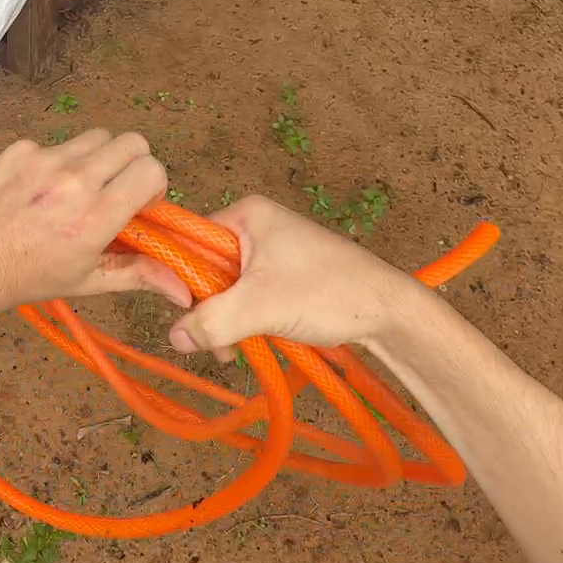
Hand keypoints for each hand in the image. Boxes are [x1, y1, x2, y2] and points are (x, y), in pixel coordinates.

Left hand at [0, 131, 190, 315]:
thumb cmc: (31, 277)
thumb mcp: (89, 281)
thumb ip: (140, 275)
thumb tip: (185, 291)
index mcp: (96, 217)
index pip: (151, 170)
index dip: (153, 183)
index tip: (139, 202)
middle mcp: (74, 182)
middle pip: (131, 142)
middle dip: (131, 163)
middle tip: (114, 188)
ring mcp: (44, 160)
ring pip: (95, 138)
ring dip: (96, 158)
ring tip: (76, 188)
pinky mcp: (20, 150)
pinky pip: (55, 143)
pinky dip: (55, 161)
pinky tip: (38, 190)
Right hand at [167, 196, 423, 358]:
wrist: (389, 311)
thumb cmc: (328, 294)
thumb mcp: (260, 308)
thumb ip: (212, 321)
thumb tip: (173, 337)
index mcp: (246, 214)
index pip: (189, 238)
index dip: (181, 275)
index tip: (182, 310)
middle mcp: (255, 224)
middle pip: (206, 264)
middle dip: (207, 305)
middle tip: (213, 339)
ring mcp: (270, 248)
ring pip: (226, 283)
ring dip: (225, 317)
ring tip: (233, 349)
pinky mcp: (282, 272)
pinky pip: (245, 292)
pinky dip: (243, 317)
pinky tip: (249, 342)